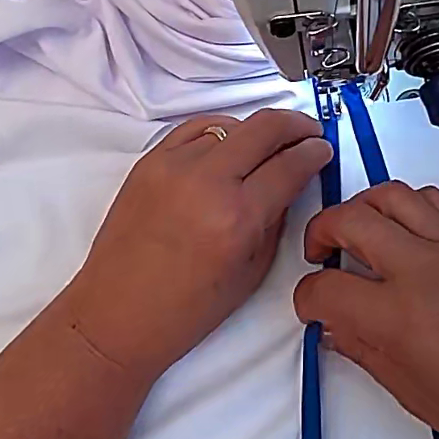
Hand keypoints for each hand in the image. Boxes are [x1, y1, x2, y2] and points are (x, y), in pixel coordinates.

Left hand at [63, 109, 332, 378]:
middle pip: (265, 127)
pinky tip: (229, 142)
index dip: (314, 152)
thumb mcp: (252, 271)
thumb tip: (292, 179)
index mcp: (237, 218)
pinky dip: (219, 130)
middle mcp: (206, 183)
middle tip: (307, 132)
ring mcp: (173, 166)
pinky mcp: (149, 161)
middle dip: (295, 125)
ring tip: (267, 145)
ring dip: (257, 131)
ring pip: (231, 123)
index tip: (321, 149)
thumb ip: (277, 218)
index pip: (290, 164)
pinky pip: (195, 128)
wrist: (117, 314)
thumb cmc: (184, 309)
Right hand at [293, 182, 438, 438]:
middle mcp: (423, 269)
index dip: (307, 298)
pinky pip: (432, 199)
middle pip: (348, 220)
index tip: (312, 306)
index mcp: (402, 319)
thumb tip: (335, 328)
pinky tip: (405, 230)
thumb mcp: (416, 396)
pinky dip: (407, 205)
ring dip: (361, 207)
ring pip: (390, 194)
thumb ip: (366, 352)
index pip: (326, 289)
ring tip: (358, 232)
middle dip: (319, 232)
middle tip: (320, 255)